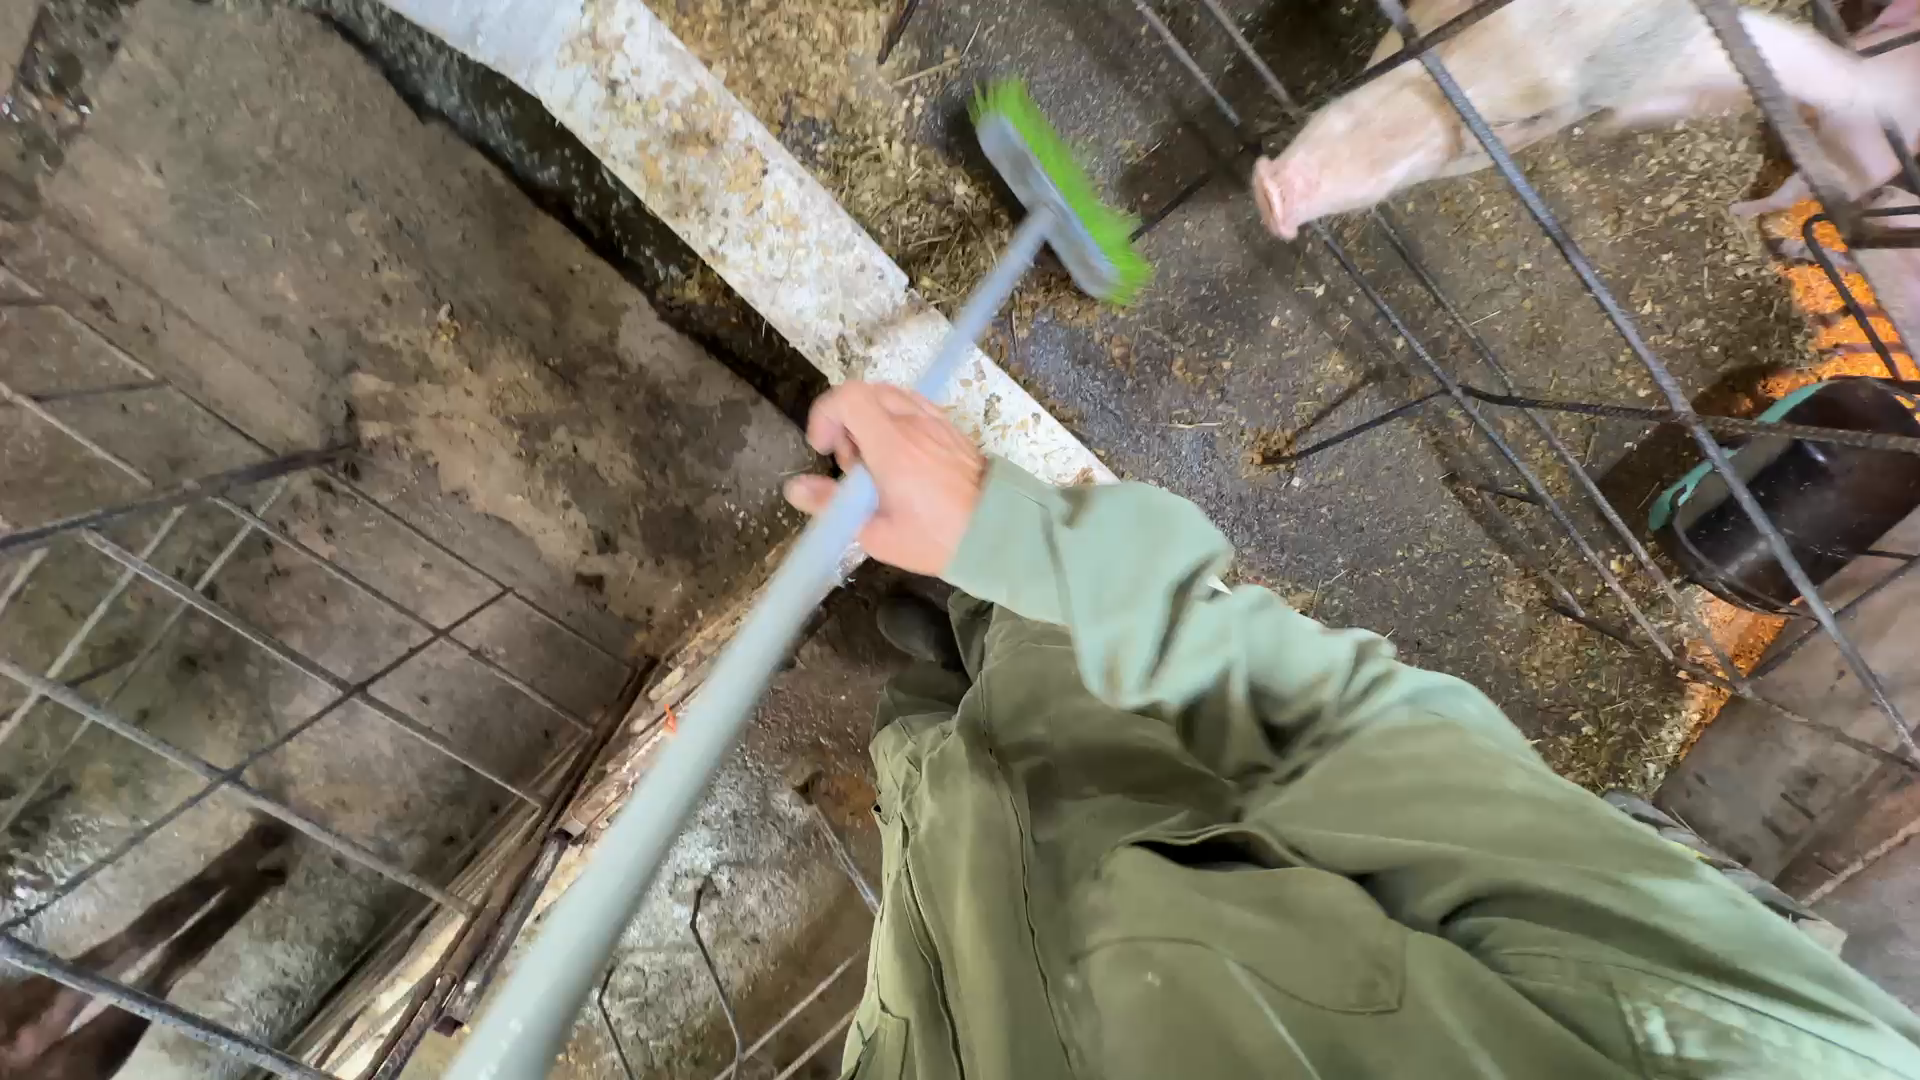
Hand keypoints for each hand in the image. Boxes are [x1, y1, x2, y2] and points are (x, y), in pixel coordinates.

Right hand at [783, 382, 985, 575]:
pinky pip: (913, 405)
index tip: (824, 448)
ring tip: (875, 462)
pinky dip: (895, 419)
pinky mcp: (949, 427)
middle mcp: (914, 423)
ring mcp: (935, 421)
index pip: (848, 398)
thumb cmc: (938, 538)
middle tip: (851, 466)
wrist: (998, 532)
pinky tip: (899, 455)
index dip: (825, 415)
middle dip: (845, 422)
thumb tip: (795, 489)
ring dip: (869, 420)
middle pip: (864, 393)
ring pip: (888, 396)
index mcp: (893, 446)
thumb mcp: (878, 534)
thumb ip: (832, 506)